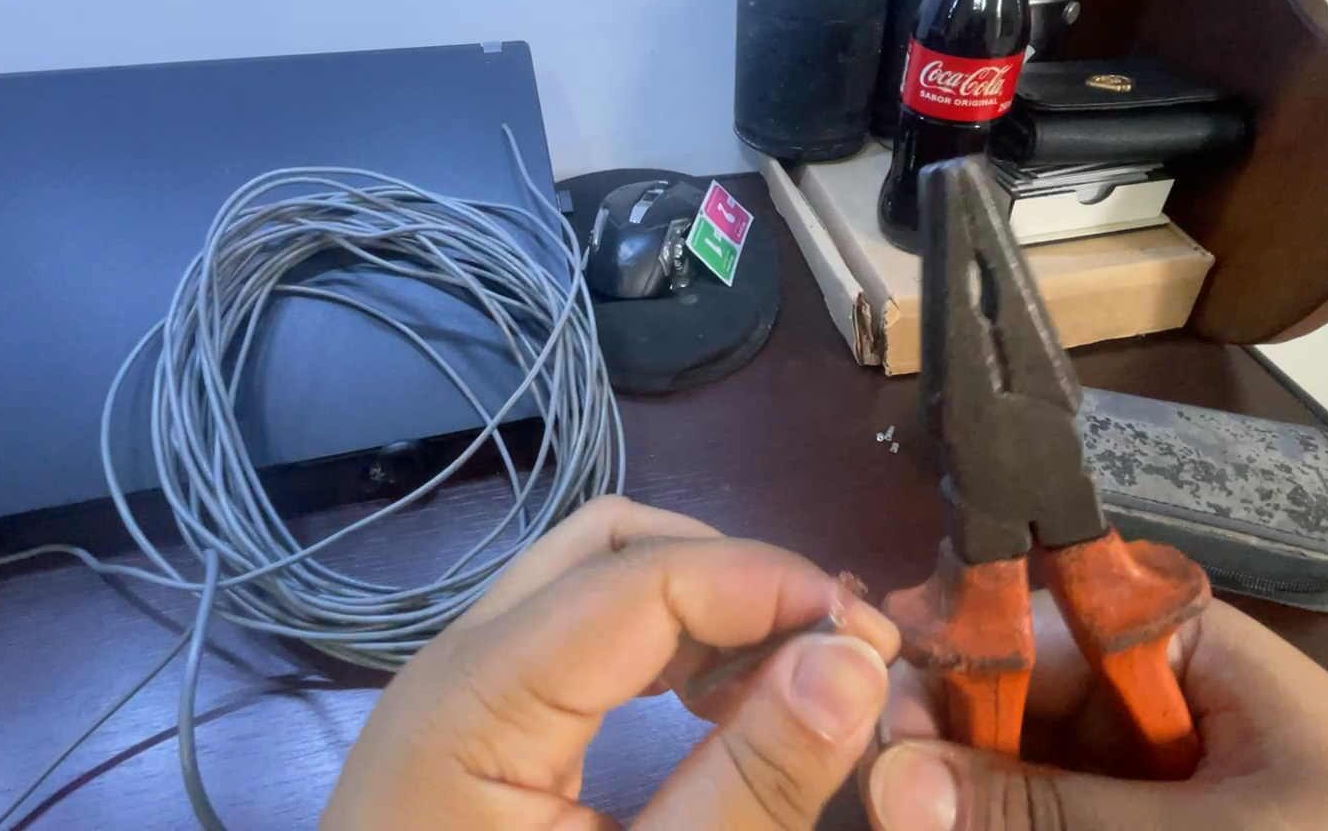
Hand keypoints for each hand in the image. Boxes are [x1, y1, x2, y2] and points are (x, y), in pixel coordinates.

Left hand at [323, 497, 899, 829]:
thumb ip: (750, 784)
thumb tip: (851, 661)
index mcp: (476, 698)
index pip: (643, 577)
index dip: (763, 583)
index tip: (863, 632)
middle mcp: (464, 654)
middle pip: (614, 544)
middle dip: (731, 574)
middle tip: (821, 642)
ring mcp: (469, 673)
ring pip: (601, 567)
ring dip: (703, 597)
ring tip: (783, 668)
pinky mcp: (485, 702)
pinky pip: (586, 619)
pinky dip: (666, 632)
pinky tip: (715, 693)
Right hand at [864, 593, 1327, 829]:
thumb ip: (1043, 813)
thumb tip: (886, 778)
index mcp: (1173, 638)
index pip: (1032, 620)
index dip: (949, 660)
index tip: (879, 711)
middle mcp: (1147, 688)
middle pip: (1018, 697)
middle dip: (952, 746)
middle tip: (884, 796)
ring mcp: (1146, 763)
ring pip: (1030, 763)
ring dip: (975, 797)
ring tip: (914, 816)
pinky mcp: (1148, 815)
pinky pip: (1063, 809)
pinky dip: (1016, 822)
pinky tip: (970, 825)